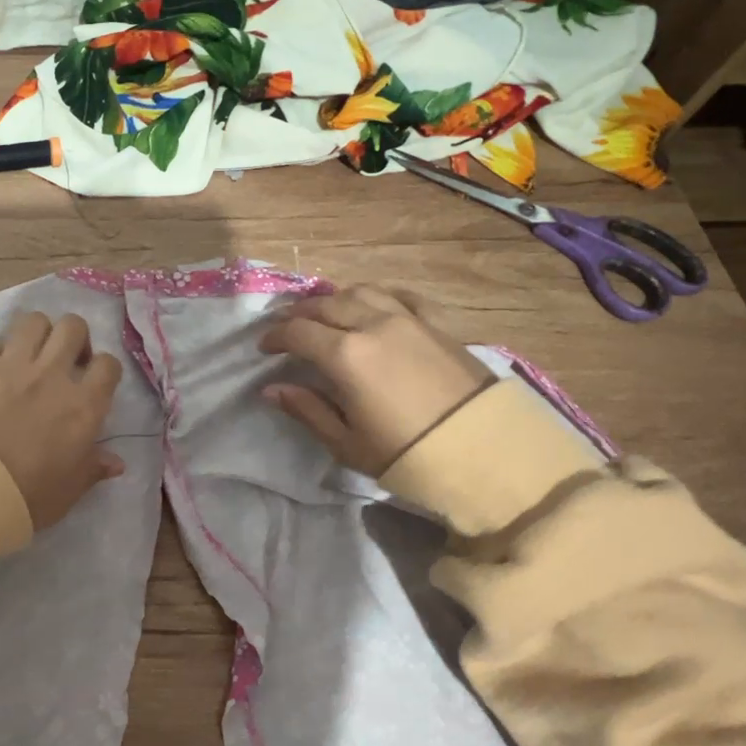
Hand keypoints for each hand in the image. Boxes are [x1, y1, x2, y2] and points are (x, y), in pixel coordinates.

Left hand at [0, 312, 125, 530]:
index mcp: (82, 406)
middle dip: (73, 338)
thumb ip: (92, 470)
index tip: (93, 381)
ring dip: (36, 334)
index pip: (108, 365)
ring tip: (28, 355)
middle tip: (64, 360)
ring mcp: (9, 366)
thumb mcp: (67, 492)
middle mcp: (50, 375)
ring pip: (33, 321)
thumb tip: (116, 462)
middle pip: (73, 327)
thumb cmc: (25, 497)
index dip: (103, 369)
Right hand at [259, 285, 491, 474]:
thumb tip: (272, 389)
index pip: (297, 332)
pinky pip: (402, 297)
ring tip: (325, 313)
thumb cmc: (404, 453)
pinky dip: (380, 296)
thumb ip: (307, 410)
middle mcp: (374, 325)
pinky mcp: (438, 324)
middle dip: (300, 313)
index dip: (275, 337)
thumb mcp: (346, 442)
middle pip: (326, 305)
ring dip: (336, 299)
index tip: (263, 348)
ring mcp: (409, 319)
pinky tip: (375, 305)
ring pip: (362, 292)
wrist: (482, 450)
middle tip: (286, 326)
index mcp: (345, 355)